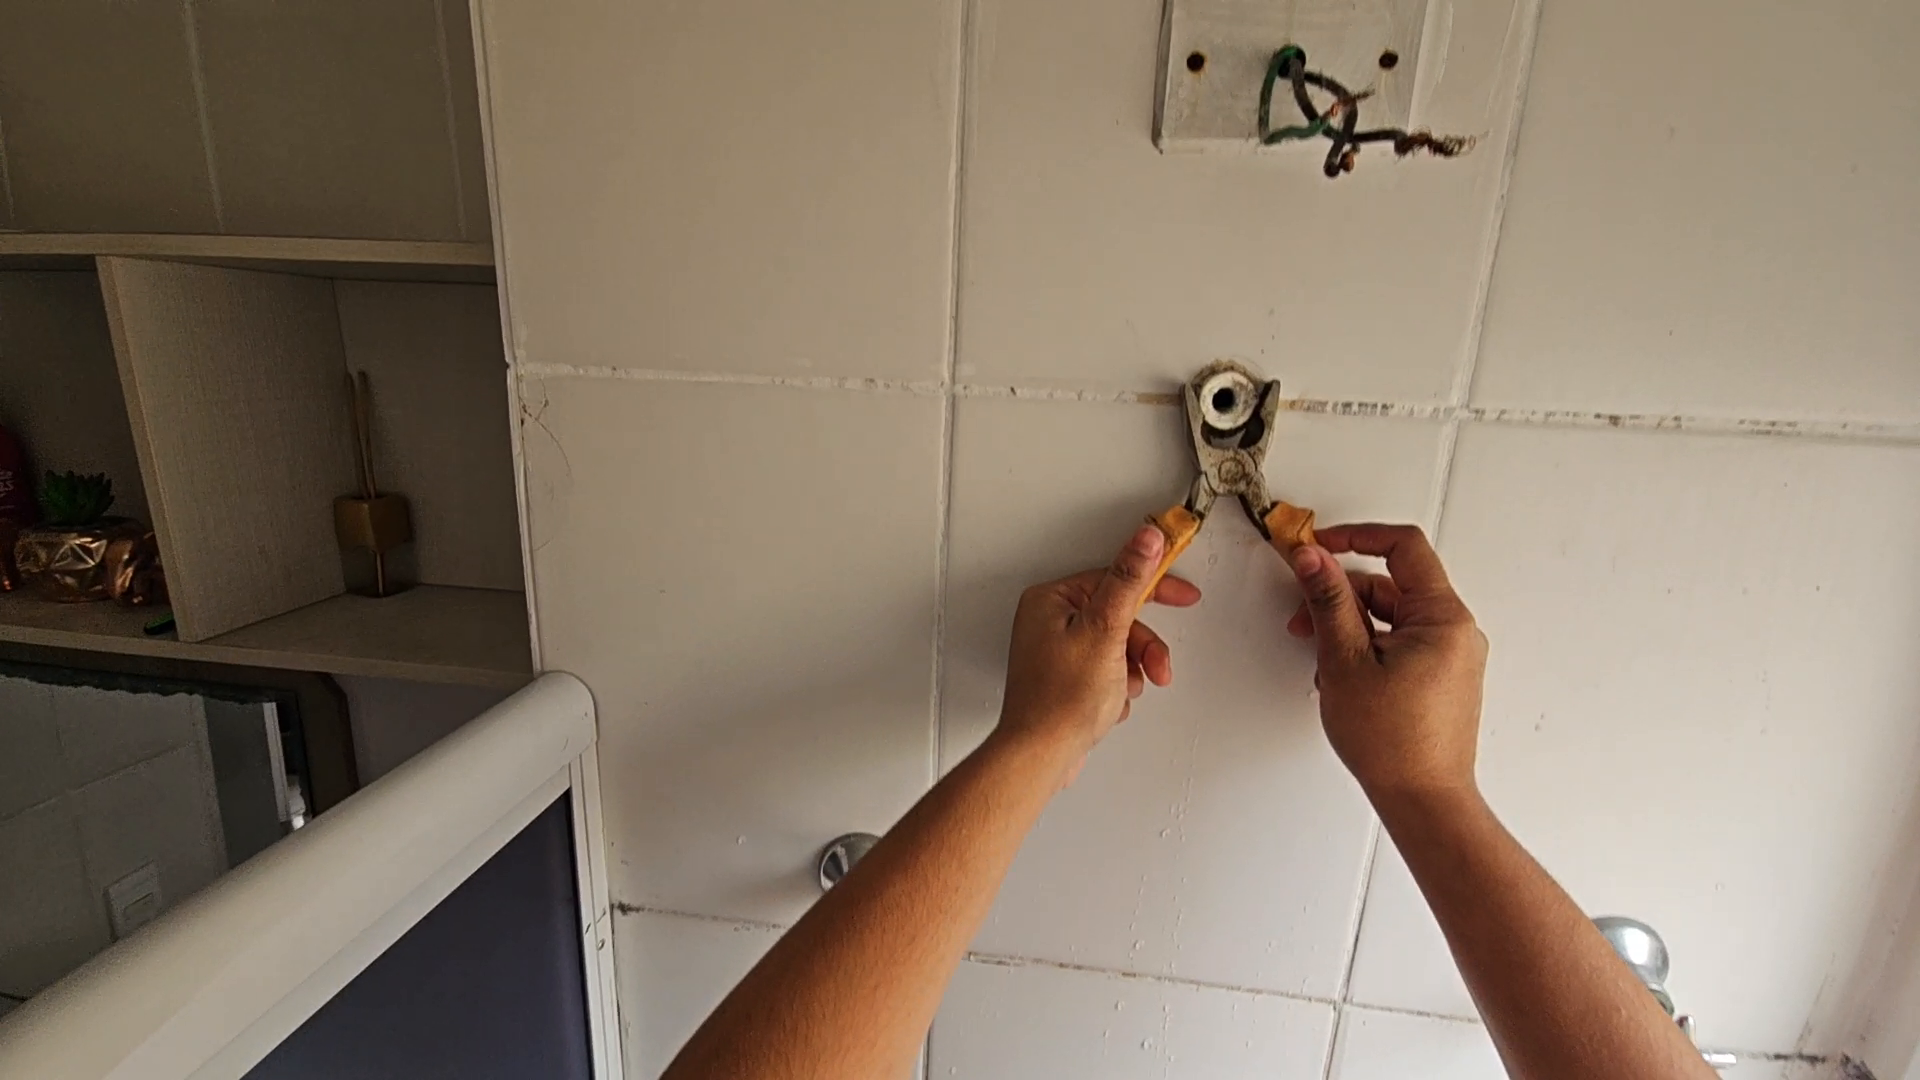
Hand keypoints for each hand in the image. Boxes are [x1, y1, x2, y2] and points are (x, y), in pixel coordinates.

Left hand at [998, 525, 1201, 778]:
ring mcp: (1056, 650)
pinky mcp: (1065, 676)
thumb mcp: (1105, 631)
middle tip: (1157, 667)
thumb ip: (1129, 581)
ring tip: (1123, 693)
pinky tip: (1107, 703)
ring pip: (1117, 646)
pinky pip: (1107, 668)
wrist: (1042, 755)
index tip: (1184, 594)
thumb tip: (1146, 538)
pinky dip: (1116, 686)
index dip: (1154, 588)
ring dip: (1131, 670)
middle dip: (1141, 647)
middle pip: (1119, 617)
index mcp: (1051, 600)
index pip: (1113, 578)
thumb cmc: (1060, 699)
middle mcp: (1049, 620)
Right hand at [1284, 523, 1487, 802]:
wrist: (1422, 799)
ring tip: (1319, 654)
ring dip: (1346, 623)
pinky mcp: (1436, 673)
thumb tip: (1313, 557)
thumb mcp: (1345, 659)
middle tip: (1303, 612)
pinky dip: (1362, 644)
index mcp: (1442, 619)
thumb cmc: (1392, 741)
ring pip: (1387, 614)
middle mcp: (1453, 631)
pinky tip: (1338, 671)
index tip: (1320, 545)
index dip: (1356, 537)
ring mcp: (1446, 654)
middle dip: (1339, 594)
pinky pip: (1394, 639)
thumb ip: (1328, 600)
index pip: (1403, 548)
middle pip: (1388, 584)